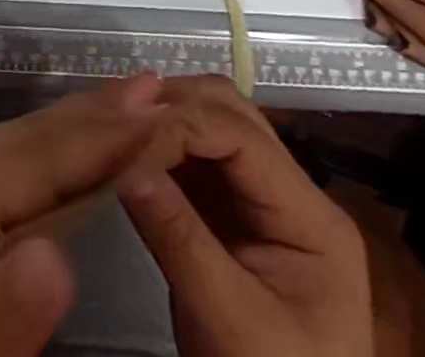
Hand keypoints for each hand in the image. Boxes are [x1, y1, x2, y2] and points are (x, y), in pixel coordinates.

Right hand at [121, 77, 371, 356]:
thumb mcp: (230, 319)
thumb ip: (180, 239)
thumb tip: (125, 167)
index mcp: (310, 217)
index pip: (241, 136)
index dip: (180, 123)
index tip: (123, 134)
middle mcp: (289, 192)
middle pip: (231, 112)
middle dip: (172, 105)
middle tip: (115, 119)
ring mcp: (257, 197)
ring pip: (208, 122)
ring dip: (162, 118)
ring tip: (114, 128)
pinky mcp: (224, 208)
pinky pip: (188, 155)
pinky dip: (155, 144)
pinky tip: (122, 150)